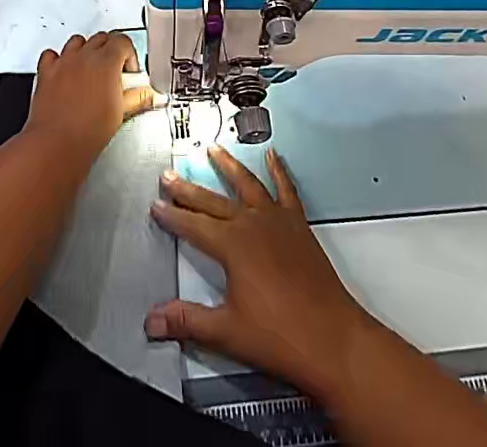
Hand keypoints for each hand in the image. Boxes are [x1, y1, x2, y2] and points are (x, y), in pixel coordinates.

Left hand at [25, 32, 154, 156]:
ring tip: (91, 69)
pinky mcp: (46, 73)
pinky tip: (65, 70)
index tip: (129, 71)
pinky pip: (51, 54)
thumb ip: (137, 97)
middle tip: (114, 71)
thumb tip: (147, 94)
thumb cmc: (88, 130)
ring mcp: (63, 62)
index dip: (129, 55)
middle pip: (102, 38)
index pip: (122, 41)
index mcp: (107, 61)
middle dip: (110, 50)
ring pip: (77, 41)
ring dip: (86, 50)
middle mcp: (84, 56)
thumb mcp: (121, 112)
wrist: (58, 144)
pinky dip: (58, 59)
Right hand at [146, 146, 374, 402]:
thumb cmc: (281, 336)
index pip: (192, 225)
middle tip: (170, 177)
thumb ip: (187, 321)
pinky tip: (273, 156)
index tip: (156, 205)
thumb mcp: (226, 331)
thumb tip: (154, 320)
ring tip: (214, 149)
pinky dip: (278, 171)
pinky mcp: (298, 225)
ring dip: (228, 166)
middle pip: (213, 201)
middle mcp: (254, 224)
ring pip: (247, 185)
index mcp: (233, 245)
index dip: (171, 216)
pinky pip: (286, 189)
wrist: (332, 338)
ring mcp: (278, 221)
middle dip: (188, 189)